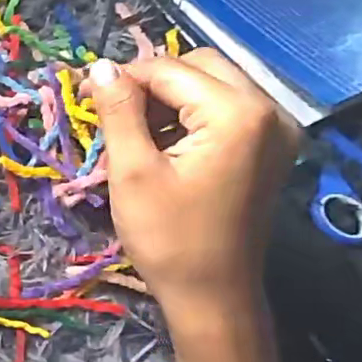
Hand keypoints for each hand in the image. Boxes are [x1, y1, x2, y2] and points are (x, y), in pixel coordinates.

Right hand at [85, 50, 298, 325]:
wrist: (213, 295)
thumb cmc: (168, 239)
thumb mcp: (132, 173)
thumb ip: (118, 113)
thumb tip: (100, 66)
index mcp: (236, 114)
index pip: (170, 69)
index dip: (123, 77)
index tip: (85, 92)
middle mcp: (268, 110)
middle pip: (199, 66)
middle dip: (150, 82)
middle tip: (112, 113)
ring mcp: (276, 129)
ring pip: (213, 84)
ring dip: (170, 97)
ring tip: (134, 132)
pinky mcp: (270, 147)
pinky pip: (227, 109)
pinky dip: (191, 115)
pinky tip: (164, 143)